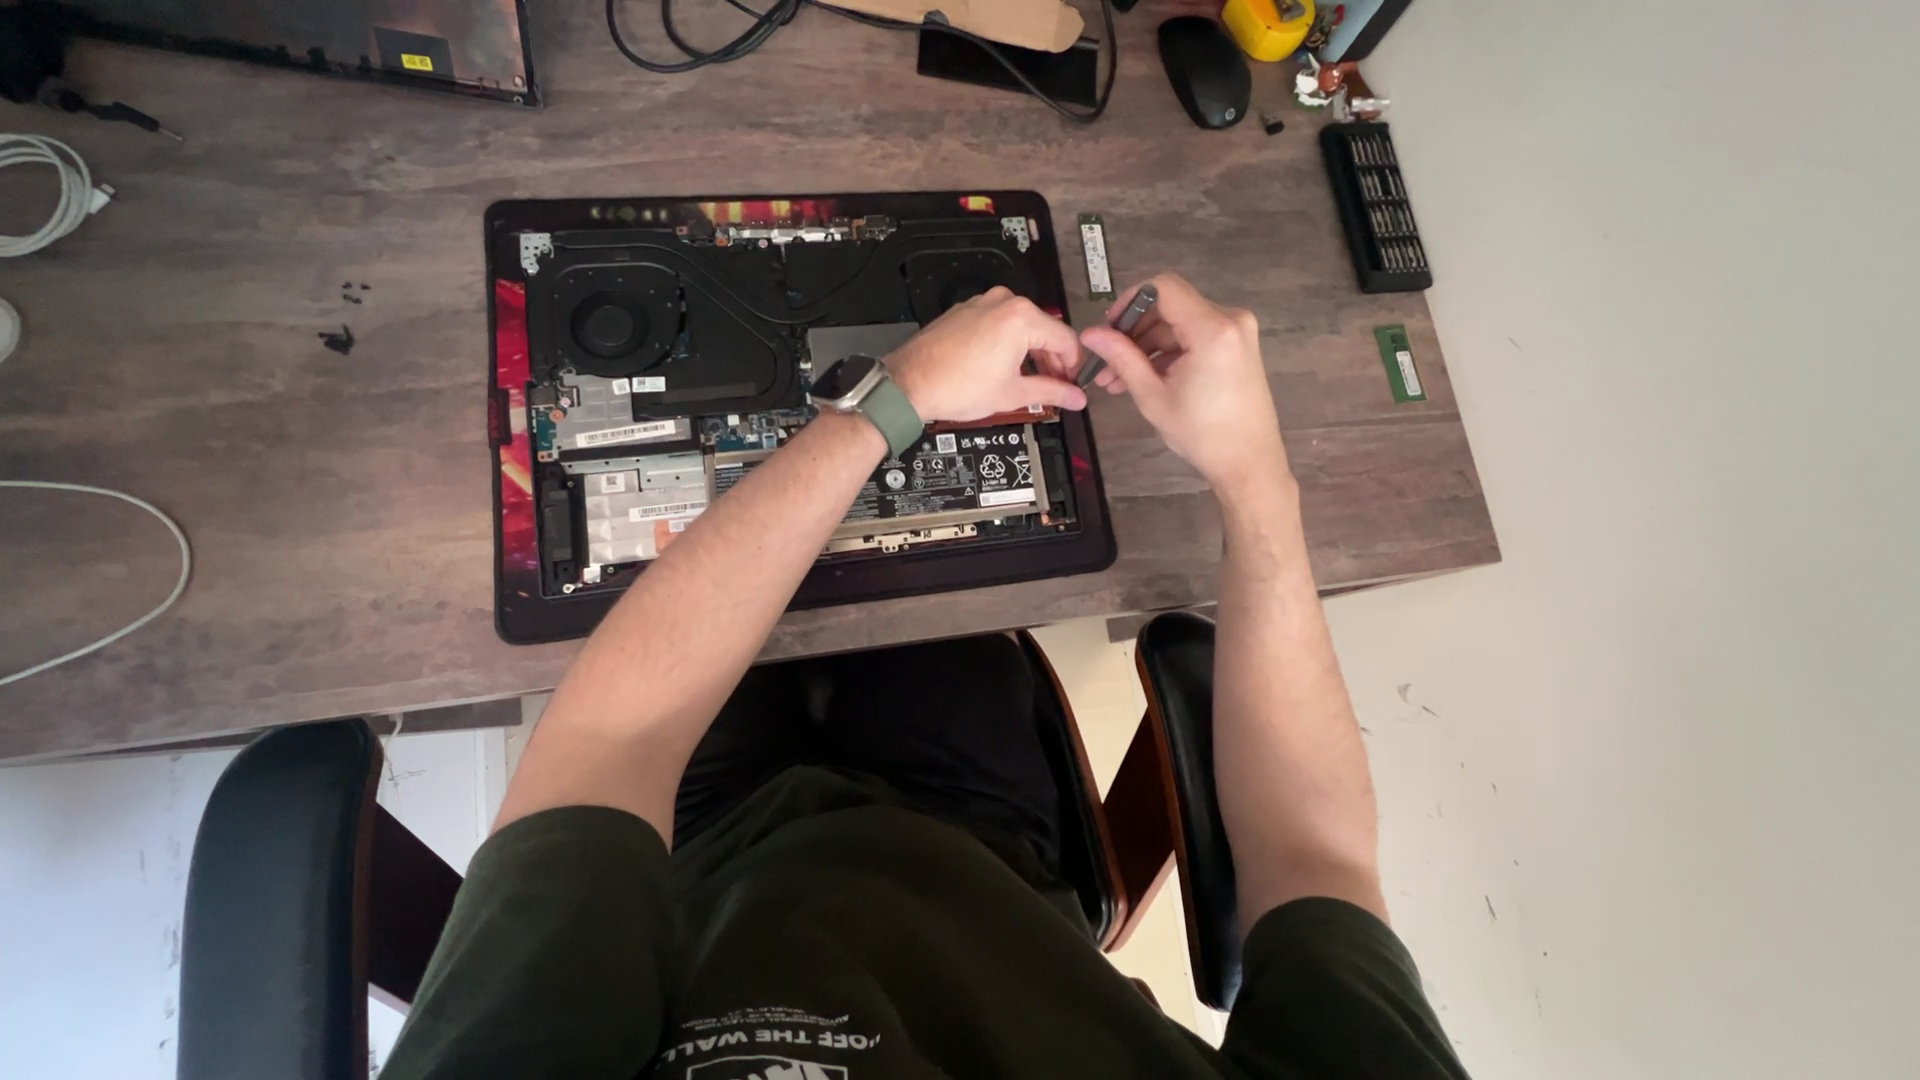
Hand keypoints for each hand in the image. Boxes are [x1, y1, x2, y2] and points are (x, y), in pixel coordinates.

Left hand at [886, 287, 1087, 422]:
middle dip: (1052, 360)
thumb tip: (1075, 397)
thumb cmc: (954, 387)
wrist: (910, 385)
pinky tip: (1004, 368)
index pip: (1065, 339)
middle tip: (1056, 386)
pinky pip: (999, 324)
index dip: (1074, 366)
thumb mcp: (1012, 394)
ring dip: (1031, 353)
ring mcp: (982, 304)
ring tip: (1029, 381)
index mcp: (1021, 318)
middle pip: (1045, 330)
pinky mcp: (966, 311)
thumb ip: (1051, 392)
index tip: (1073, 384)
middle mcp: (1003, 302)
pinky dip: (1008, 344)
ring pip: (1022, 326)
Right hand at [1079, 274, 1289, 500]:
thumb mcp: (1153, 395)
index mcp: (1212, 329)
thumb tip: (1090, 334)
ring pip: (1178, 324)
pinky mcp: (1235, 346)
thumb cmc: (1202, 434)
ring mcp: (1236, 332)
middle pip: (1169, 306)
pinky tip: (1143, 378)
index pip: (1163, 288)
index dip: (1129, 302)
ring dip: (1147, 346)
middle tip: (1106, 360)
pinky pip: (1193, 337)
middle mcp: (1230, 320)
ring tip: (1117, 379)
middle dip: (1134, 331)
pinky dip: (1167, 353)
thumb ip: (1121, 358)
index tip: (1108, 327)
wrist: (1248, 462)